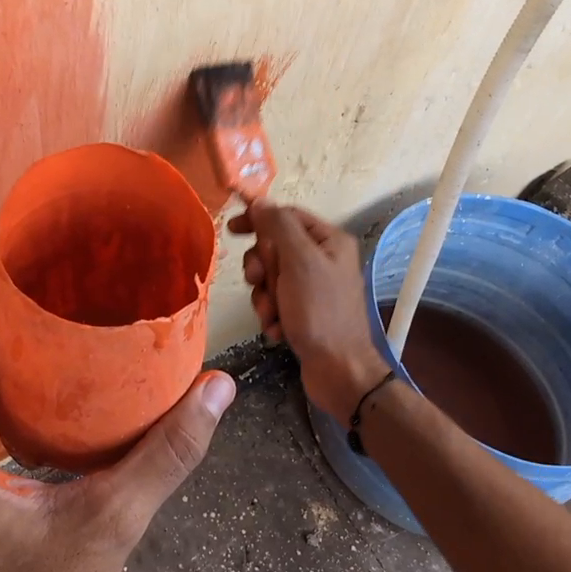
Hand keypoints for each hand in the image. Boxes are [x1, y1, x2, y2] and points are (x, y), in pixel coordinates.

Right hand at [228, 201, 390, 424]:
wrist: (338, 370)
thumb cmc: (320, 312)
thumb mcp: (298, 262)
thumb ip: (278, 227)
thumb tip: (259, 201)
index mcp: (329, 241)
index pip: (287, 217)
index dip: (259, 220)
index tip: (232, 230)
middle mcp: (323, 260)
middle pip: (275, 249)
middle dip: (262, 269)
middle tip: (261, 282)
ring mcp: (314, 289)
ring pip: (271, 279)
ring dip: (264, 297)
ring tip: (272, 315)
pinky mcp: (305, 313)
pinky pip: (276, 303)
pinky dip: (271, 316)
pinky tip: (277, 330)